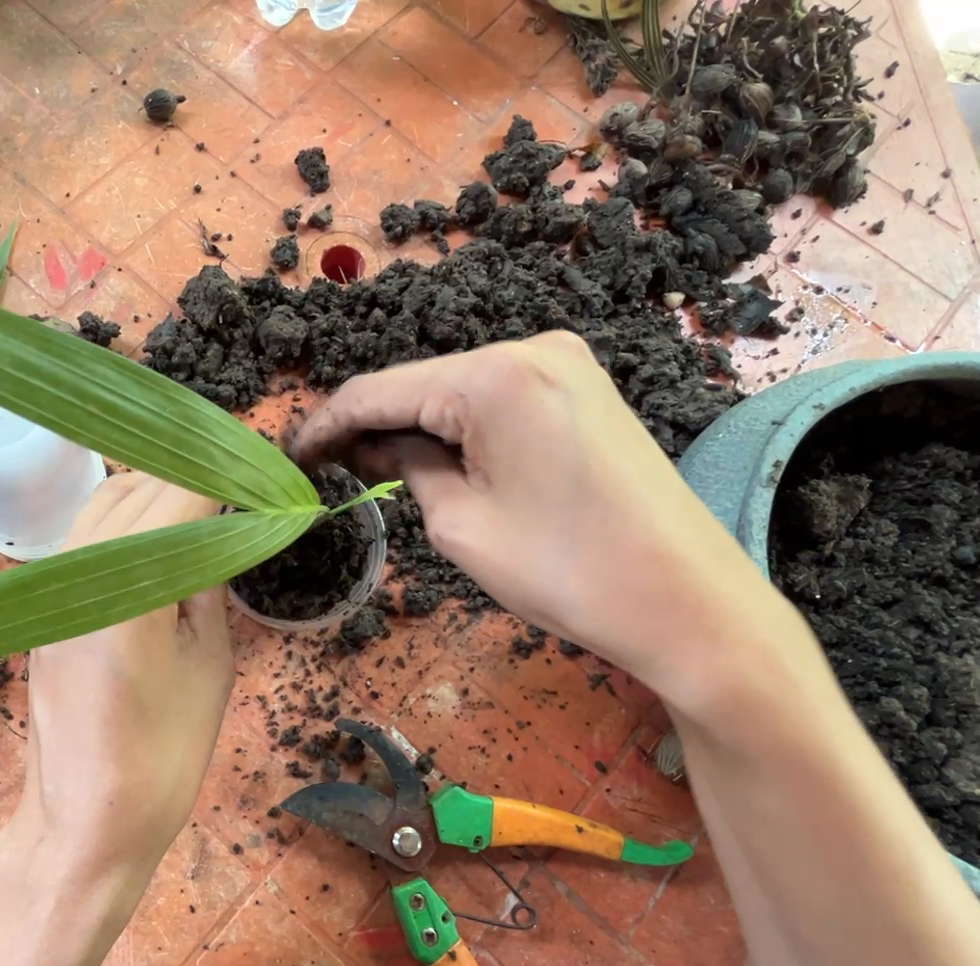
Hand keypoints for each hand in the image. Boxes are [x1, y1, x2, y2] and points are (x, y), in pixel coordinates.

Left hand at [19, 472, 233, 869]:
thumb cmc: (165, 757)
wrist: (86, 823)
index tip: (259, 469)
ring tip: (201, 502)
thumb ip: (207, 585)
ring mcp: (50, 590)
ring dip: (150, 491)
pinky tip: (156, 535)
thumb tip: (216, 532)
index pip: (178, 499)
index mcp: (127, 592)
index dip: (223, 475)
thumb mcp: (210, 666)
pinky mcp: (41, 607)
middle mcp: (78, 575)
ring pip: (100, 505)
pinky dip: (122, 520)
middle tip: (237, 484)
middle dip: (189, 475)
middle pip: (136, 489)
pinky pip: (83, 537)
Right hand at [291, 332, 788, 704]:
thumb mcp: (460, 524)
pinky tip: (433, 456)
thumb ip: (408, 468)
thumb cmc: (565, 570)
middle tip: (327, 468)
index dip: (326, 424)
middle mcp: (531, 349)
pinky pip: (497, 400)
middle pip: (420, 382)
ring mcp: (564, 366)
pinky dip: (458, 427)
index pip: (380, 390)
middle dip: (370, 424)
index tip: (291, 455)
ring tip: (372, 468)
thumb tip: (382, 446)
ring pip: (457, 391)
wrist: (688, 602)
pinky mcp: (583, 390)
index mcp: (494, 376)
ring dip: (414, 425)